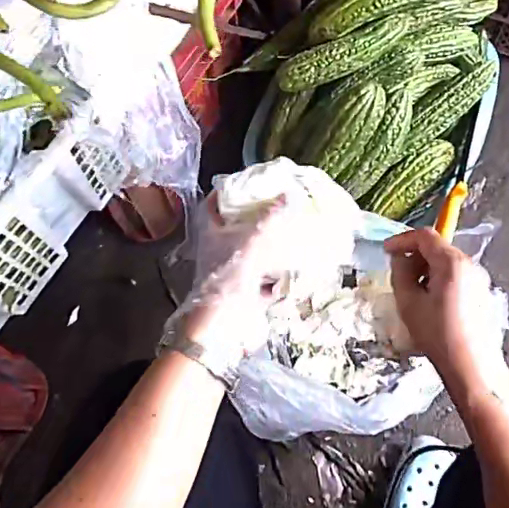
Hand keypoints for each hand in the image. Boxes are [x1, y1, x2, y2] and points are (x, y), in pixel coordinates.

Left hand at [173, 193, 291, 357]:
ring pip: (251, 251)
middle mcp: (218, 249)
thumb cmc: (228, 277)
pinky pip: (265, 276)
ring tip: (292, 228)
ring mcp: (231, 271)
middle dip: (255, 216)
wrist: (223, 325)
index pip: (214, 203)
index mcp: (211, 232)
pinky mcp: (244, 291)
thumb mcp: (250, 241)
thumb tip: (289, 194)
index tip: (247, 182)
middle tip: (277, 203)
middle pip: (235, 226)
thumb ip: (269, 218)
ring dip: (270, 243)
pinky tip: (297, 263)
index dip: (226, 190)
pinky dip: (279, 272)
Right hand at [383, 228, 507, 398]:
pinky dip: (440, 281)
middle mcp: (470, 265)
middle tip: (399, 275)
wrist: (473, 367)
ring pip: (447, 263)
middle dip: (415, 257)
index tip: (386, 250)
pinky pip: (457, 277)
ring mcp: (480, 280)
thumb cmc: (438, 333)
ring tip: (413, 293)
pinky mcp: (483, 294)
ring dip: (427, 270)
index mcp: (452, 262)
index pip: (425, 236)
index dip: (402, 240)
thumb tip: (400, 258)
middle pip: (438, 248)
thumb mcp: (409, 302)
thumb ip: (400, 272)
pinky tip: (431, 304)